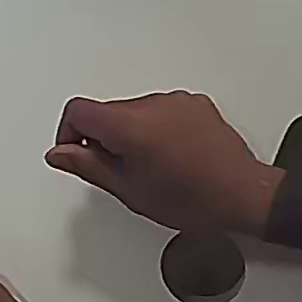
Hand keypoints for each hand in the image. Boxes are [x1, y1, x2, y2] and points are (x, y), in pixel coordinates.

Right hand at [45, 91, 284, 235]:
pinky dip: (156, 128)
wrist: (241, 195)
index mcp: (130, 126)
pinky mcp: (194, 104)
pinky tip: (169, 156)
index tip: (77, 154)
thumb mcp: (128, 190)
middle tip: (119, 171)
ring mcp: (176, 102)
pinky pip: (160, 110)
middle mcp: (153, 105)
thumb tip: (60, 154)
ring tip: (151, 168)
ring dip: (131, 134)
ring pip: (133, 111)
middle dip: (103, 138)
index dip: (69, 134)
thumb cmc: (194, 200)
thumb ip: (87, 166)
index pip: (78, 111)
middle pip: (106, 111)